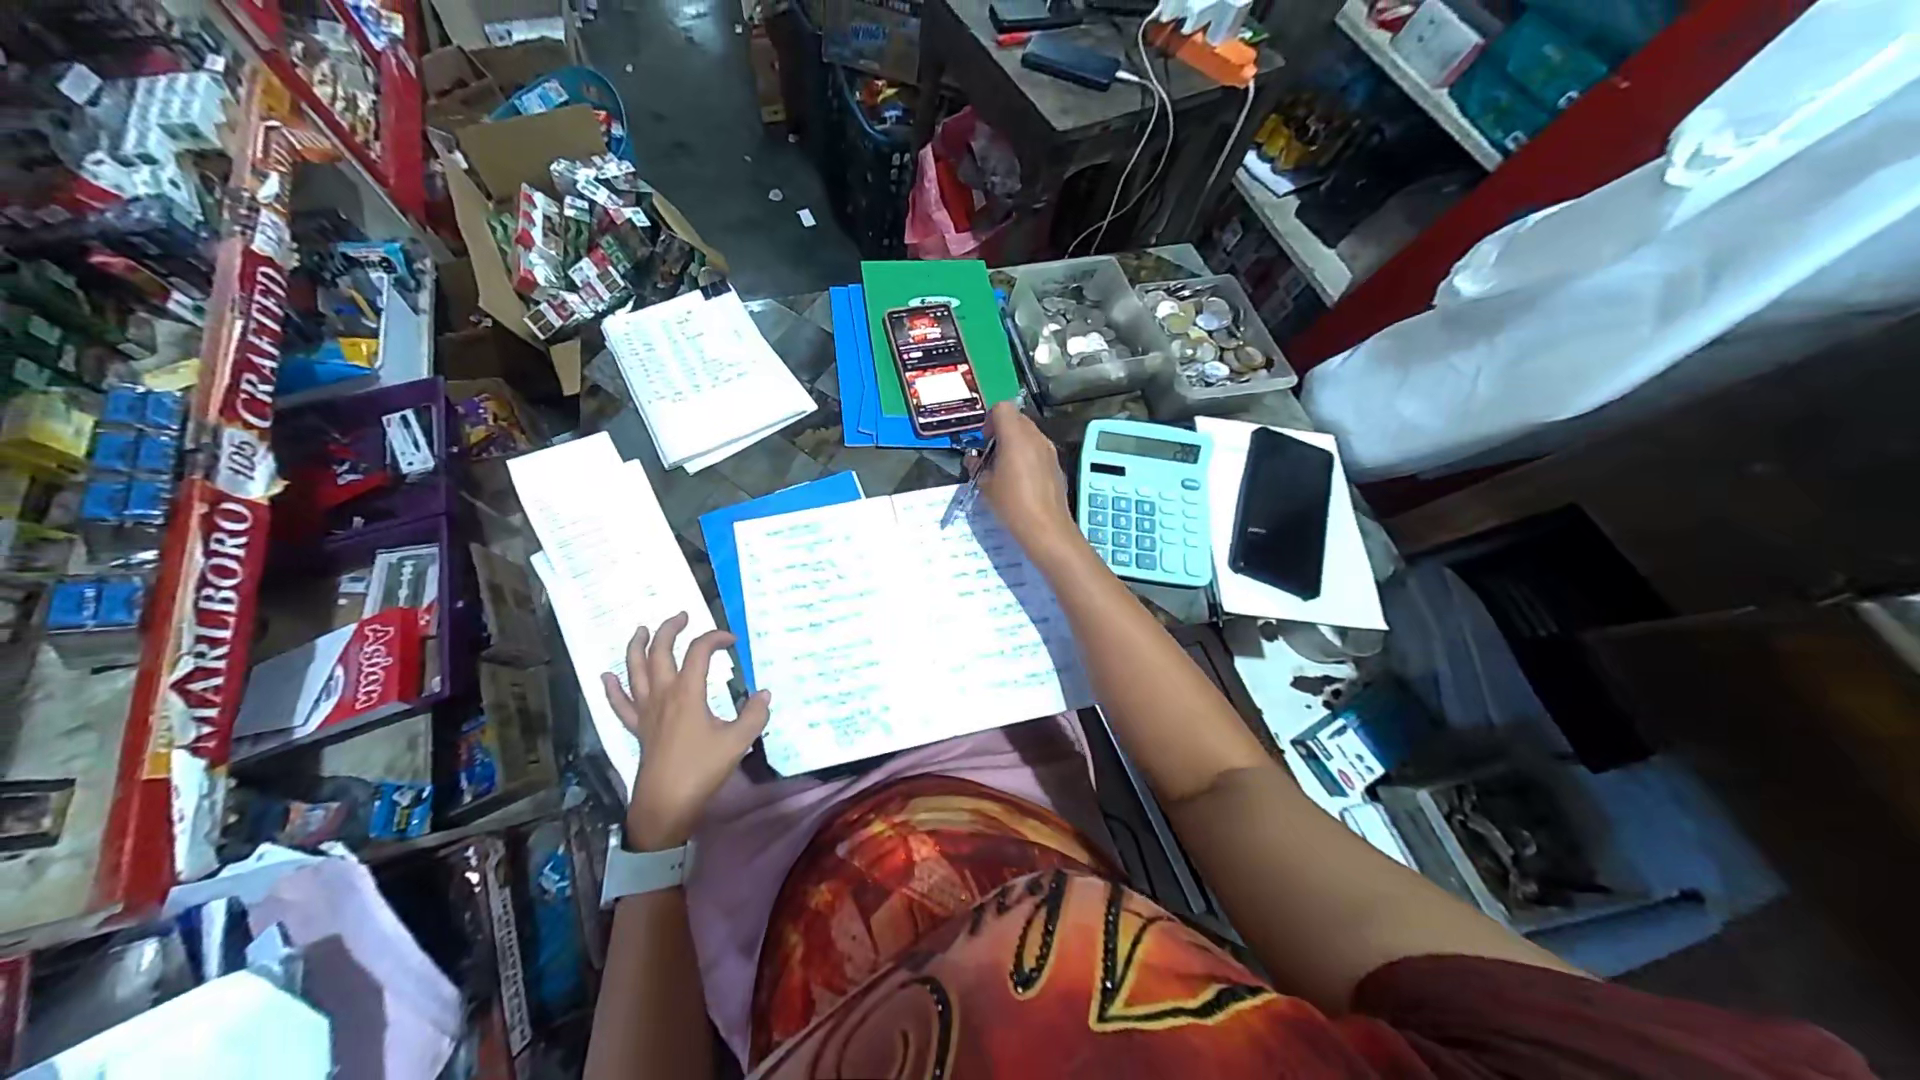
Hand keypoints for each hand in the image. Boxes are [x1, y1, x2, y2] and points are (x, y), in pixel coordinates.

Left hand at [602, 613, 770, 851]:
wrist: (666, 804)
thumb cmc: (702, 769)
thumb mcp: (739, 740)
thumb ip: (754, 714)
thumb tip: (764, 694)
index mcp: (687, 693)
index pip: (699, 652)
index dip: (715, 639)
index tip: (731, 641)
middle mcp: (663, 694)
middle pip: (660, 652)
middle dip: (670, 630)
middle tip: (681, 617)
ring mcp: (646, 711)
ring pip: (635, 671)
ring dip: (637, 647)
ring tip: (641, 630)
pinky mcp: (638, 728)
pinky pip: (621, 704)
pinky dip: (613, 688)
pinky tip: (607, 677)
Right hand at [969, 401, 1077, 558]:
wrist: (1046, 526)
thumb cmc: (1012, 503)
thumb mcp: (986, 485)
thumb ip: (977, 466)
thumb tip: (974, 460)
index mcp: (1016, 436)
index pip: (1002, 407)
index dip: (989, 419)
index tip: (984, 439)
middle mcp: (1035, 437)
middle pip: (1017, 418)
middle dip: (1002, 430)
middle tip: (992, 453)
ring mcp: (1049, 449)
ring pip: (1029, 433)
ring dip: (1015, 442)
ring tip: (1005, 467)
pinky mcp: (1056, 463)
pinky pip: (1039, 448)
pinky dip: (1028, 454)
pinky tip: (1021, 478)